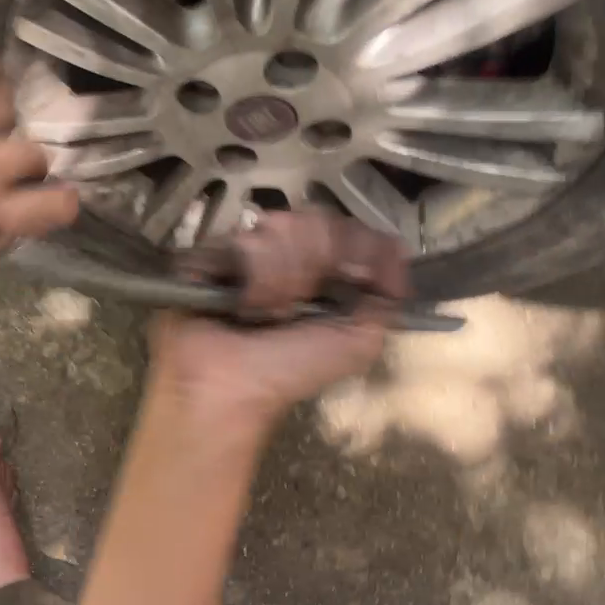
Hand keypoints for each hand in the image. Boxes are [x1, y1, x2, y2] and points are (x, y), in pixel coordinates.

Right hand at [151, 212, 407, 421]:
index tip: (352, 279)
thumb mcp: (359, 342)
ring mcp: (243, 252)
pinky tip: (243, 305)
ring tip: (265, 314)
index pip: (351, 225)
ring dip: (280, 279)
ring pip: (279, 225)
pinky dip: (252, 277)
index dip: (357, 246)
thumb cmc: (289, 371)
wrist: (229, 386)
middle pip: (316, 218)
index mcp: (321, 270)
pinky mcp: (207, 255)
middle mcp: (283, 255)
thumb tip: (396, 247)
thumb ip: (387, 295)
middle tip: (299, 307)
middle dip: (314, 265)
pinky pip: (239, 239)